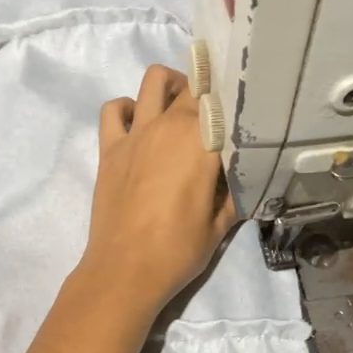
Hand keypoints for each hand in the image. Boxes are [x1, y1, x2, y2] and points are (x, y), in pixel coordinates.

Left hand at [84, 65, 235, 307]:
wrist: (124, 272)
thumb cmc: (176, 253)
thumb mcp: (218, 228)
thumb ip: (232, 197)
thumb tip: (241, 181)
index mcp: (201, 144)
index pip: (224, 103)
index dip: (235, 106)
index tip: (243, 120)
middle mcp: (168, 126)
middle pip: (193, 88)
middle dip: (207, 96)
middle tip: (215, 121)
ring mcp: (135, 134)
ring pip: (154, 80)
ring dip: (170, 87)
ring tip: (179, 108)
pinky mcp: (110, 148)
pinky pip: (115, 109)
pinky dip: (128, 108)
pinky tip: (138, 126)